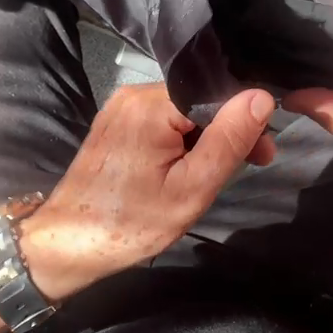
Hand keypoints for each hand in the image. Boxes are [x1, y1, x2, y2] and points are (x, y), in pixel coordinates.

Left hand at [18, 84, 275, 300]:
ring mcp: (122, 106)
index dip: (245, 118)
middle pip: (199, 99)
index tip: (263, 151)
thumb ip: (228, 140)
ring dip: (205, 137)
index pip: (215, 91)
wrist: (69, 242)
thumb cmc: (132, 222)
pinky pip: (162, 119)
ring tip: (216, 172)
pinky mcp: (116, 121)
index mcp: (151, 104)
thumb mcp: (191, 188)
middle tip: (252, 164)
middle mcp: (135, 93)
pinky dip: (182, 139)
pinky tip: (188, 167)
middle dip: (227, 129)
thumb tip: (261, 96)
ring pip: (182, 110)